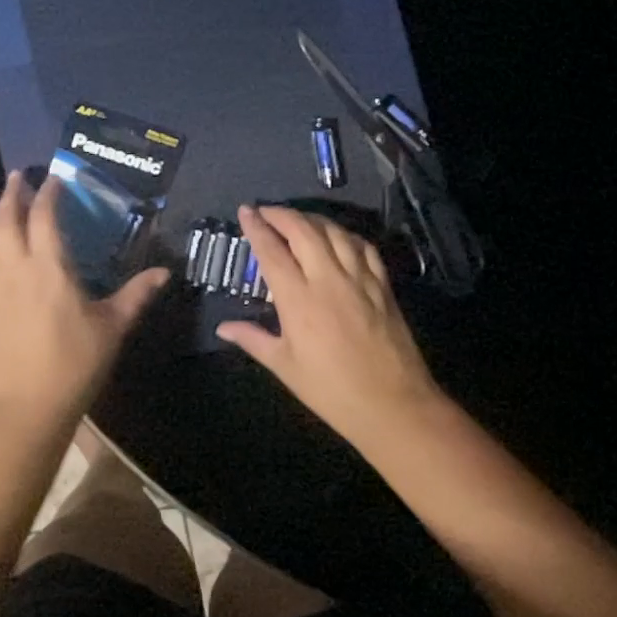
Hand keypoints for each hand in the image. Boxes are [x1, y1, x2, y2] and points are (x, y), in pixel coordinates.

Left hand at [0, 172, 169, 428]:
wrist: (25, 407)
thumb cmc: (74, 365)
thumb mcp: (112, 328)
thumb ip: (135, 295)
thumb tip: (163, 272)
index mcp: (49, 267)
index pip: (44, 217)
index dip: (48, 193)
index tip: (55, 177)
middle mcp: (16, 268)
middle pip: (8, 220)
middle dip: (13, 194)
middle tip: (19, 176)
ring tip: (4, 205)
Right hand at [217, 205, 444, 449]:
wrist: (393, 405)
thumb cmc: (331, 391)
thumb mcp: (285, 367)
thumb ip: (253, 339)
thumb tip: (222, 327)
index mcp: (298, 299)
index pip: (272, 250)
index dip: (256, 227)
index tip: (245, 211)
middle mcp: (328, 279)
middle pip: (303, 230)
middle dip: (281, 214)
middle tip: (266, 210)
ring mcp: (360, 279)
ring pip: (334, 232)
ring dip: (312, 219)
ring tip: (297, 219)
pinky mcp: (383, 285)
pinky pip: (363, 247)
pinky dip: (346, 235)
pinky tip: (338, 237)